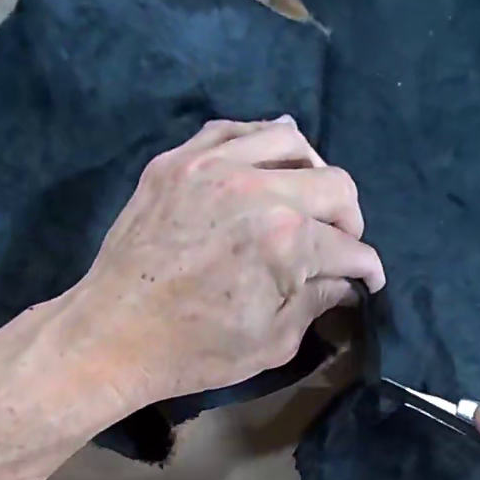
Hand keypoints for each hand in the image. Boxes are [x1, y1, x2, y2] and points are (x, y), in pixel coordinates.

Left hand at [50, 116, 383, 417]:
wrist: (112, 335)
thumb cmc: (197, 349)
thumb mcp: (276, 340)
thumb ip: (320, 300)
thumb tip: (347, 282)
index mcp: (287, 240)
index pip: (351, 247)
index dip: (367, 268)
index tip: (367, 279)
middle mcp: (258, 190)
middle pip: (337, 185)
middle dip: (350, 221)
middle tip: (339, 244)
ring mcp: (213, 166)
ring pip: (292, 141)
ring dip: (313, 173)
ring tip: (305, 199)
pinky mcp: (178, 161)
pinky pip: (235, 130)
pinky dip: (261, 143)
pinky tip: (266, 165)